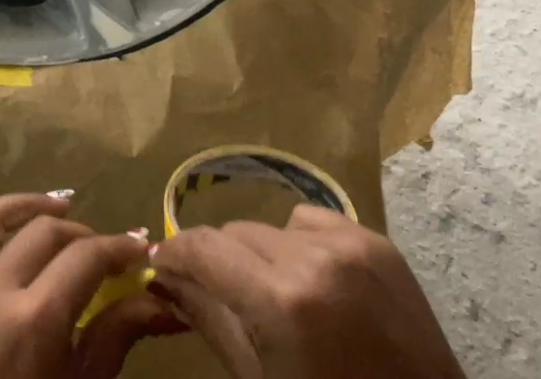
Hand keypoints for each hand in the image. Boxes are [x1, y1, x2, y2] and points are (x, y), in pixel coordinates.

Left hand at [0, 193, 177, 378]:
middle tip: (102, 248)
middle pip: (41, 232)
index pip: (85, 258)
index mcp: (35, 320)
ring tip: (49, 209)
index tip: (140, 248)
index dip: (119, 247)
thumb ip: (121, 332)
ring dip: (17, 208)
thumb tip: (165, 301)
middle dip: (80, 232)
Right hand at [148, 206, 466, 378]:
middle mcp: (314, 259)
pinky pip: (312, 222)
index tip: (162, 266)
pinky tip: (314, 281)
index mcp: (282, 302)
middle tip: (223, 295)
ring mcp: (352, 245)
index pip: (203, 248)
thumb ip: (209, 319)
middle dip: (221, 262)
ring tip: (279, 294)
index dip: (175, 254)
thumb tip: (165, 278)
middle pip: (235, 234)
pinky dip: (300, 244)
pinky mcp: (378, 242)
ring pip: (271, 227)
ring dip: (262, 255)